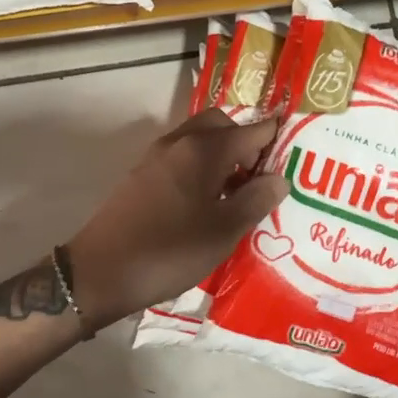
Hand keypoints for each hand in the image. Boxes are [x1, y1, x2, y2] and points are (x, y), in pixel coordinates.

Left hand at [65, 110, 285, 330]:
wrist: (100, 271)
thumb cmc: (169, 250)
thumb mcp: (222, 232)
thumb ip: (255, 201)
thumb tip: (279, 178)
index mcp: (203, 149)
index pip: (250, 130)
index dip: (275, 138)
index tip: (298, 150)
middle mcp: (179, 143)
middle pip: (220, 126)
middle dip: (245, 142)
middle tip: (263, 177)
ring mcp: (156, 158)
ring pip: (199, 141)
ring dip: (222, 156)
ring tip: (241, 193)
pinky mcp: (142, 176)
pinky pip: (182, 158)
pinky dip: (201, 168)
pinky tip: (209, 203)